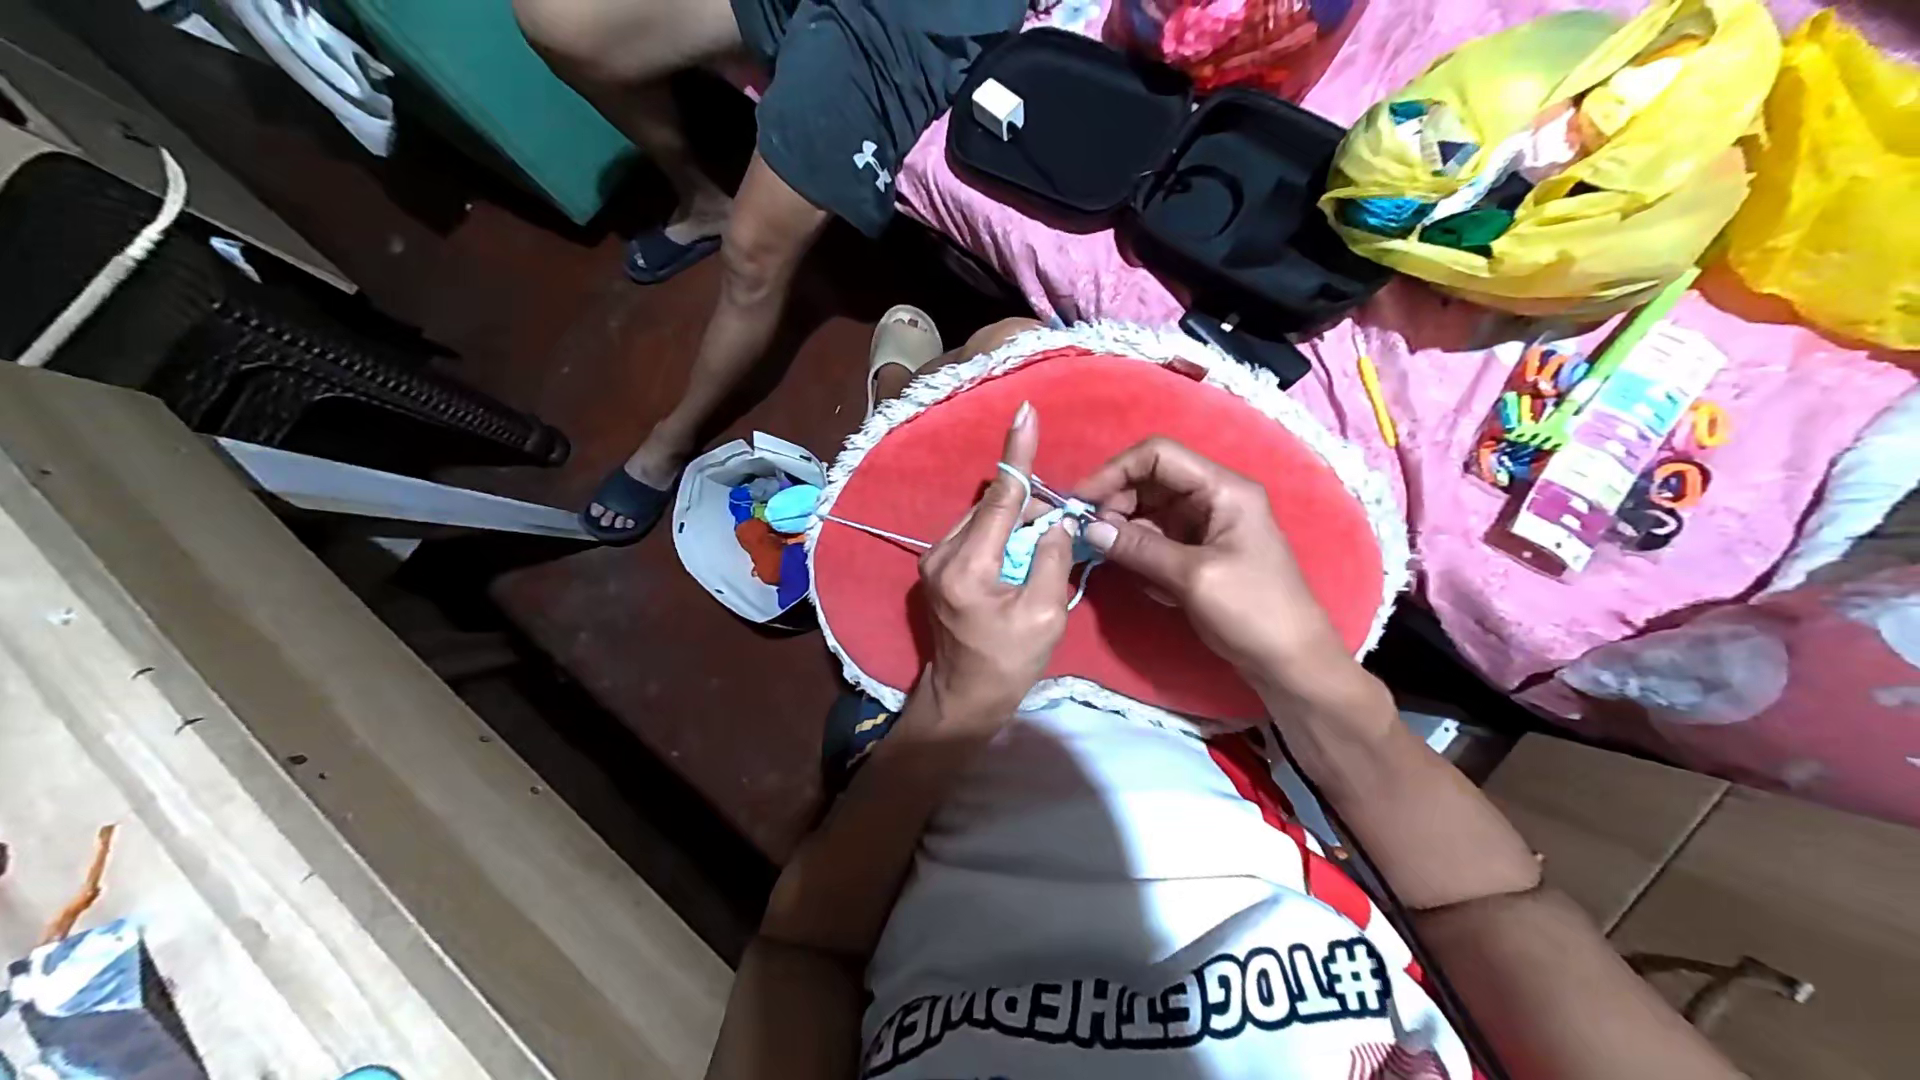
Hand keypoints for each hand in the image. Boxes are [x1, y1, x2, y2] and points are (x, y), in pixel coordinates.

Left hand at [918, 402, 1075, 724]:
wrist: (965, 696)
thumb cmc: (1007, 663)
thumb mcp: (1044, 615)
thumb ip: (1051, 558)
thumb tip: (1057, 521)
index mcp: (966, 566)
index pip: (999, 499)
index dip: (1018, 455)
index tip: (1025, 412)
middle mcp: (941, 553)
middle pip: (993, 507)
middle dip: (1030, 509)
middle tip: (1060, 532)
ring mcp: (935, 558)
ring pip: (985, 518)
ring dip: (1017, 523)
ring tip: (1043, 550)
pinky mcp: (939, 565)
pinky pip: (977, 533)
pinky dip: (1003, 535)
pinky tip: (1021, 554)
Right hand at [1075, 437, 1363, 704]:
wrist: (1289, 661)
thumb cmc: (1252, 611)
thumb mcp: (1191, 577)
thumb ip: (1138, 548)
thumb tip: (1088, 528)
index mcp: (1222, 489)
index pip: (1158, 455)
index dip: (1115, 470)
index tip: (1082, 501)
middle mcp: (1212, 498)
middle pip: (1150, 481)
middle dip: (1116, 503)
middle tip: (1092, 536)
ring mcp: (1204, 525)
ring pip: (1148, 512)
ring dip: (1125, 531)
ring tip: (1113, 559)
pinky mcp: (1197, 552)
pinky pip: (1156, 539)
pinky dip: (1140, 553)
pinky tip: (1144, 580)